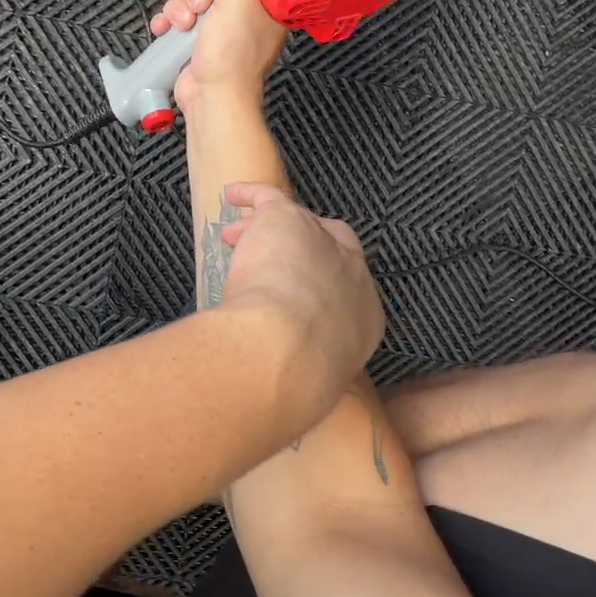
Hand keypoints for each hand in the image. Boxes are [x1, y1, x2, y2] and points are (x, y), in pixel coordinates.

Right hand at [150, 0, 287, 111]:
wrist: (213, 96)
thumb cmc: (233, 57)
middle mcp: (242, 11)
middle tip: (201, 6)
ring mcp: (219, 26)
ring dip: (179, 7)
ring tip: (185, 25)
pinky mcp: (197, 39)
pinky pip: (176, 16)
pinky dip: (168, 20)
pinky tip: (167, 28)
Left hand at [219, 182, 381, 403]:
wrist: (290, 348)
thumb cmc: (294, 374)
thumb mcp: (307, 382)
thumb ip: (302, 378)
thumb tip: (278, 401)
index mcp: (363, 321)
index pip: (347, 293)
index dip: (322, 287)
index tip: (298, 293)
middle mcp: (353, 277)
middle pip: (335, 248)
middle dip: (308, 250)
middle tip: (278, 256)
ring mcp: (324, 244)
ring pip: (299, 224)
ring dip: (268, 229)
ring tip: (237, 232)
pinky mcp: (289, 221)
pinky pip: (271, 198)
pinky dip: (251, 195)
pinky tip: (232, 195)